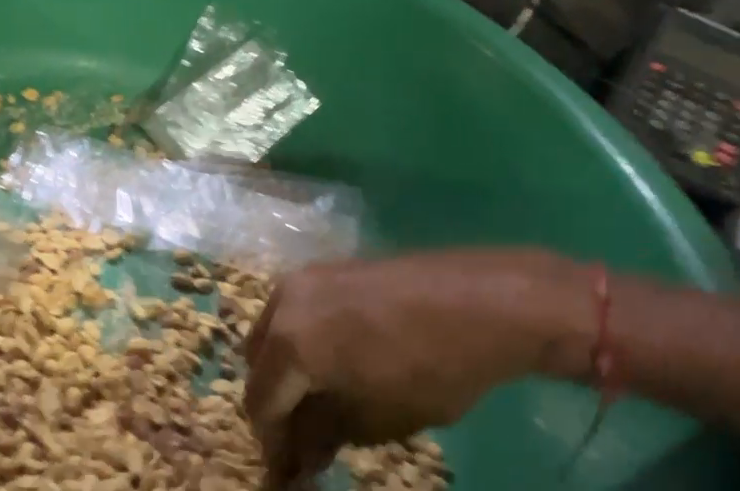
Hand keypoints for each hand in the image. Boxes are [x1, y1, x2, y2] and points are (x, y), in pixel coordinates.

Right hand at [244, 250, 588, 486]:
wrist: (481, 301)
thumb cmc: (433, 369)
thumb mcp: (379, 418)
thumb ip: (327, 434)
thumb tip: (301, 454)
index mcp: (290, 345)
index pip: (261, 402)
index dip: (272, 444)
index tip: (289, 474)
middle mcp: (283, 304)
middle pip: (258, 363)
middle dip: (275, 403)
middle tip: (302, 441)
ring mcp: (303, 279)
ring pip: (273, 332)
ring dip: (286, 369)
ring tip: (320, 402)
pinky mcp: (325, 268)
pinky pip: (295, 311)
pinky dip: (301, 341)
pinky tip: (336, 362)